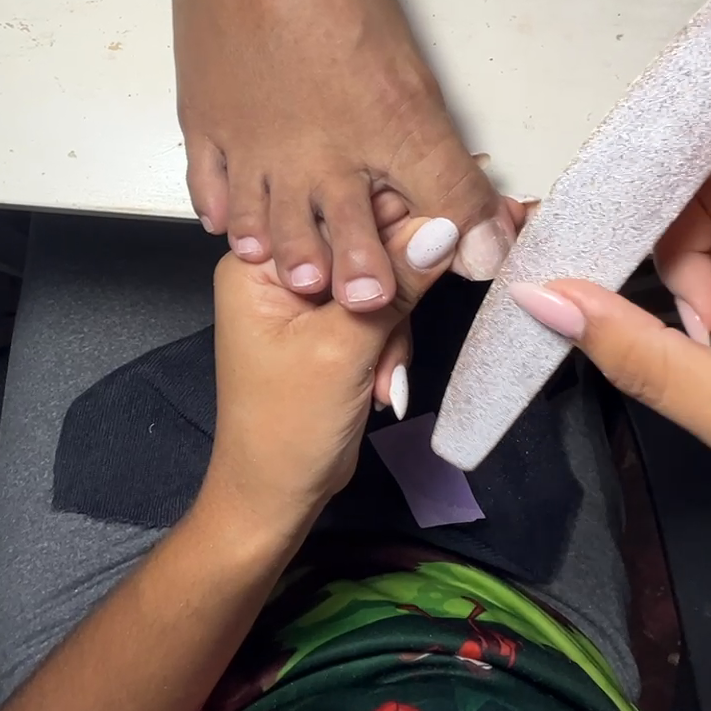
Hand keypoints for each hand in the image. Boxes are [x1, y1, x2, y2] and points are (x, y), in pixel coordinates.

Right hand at [150, 0, 513, 312]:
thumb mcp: (417, 93)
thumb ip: (448, 181)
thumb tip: (492, 258)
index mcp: (347, 162)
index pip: (377, 242)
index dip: (391, 275)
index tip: (397, 301)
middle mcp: (290, 164)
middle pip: (312, 237)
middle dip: (335, 271)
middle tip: (342, 296)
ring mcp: (237, 136)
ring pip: (257, 216)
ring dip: (276, 246)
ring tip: (288, 269)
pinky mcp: (198, 107)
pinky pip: (202, 178)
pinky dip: (215, 204)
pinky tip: (220, 217)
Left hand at [204, 213, 460, 528]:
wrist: (277, 495)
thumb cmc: (289, 423)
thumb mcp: (344, 347)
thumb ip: (396, 284)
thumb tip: (443, 226)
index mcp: (260, 263)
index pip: (335, 216)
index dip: (395, 223)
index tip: (451, 231)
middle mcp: (280, 273)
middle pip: (362, 249)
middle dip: (397, 294)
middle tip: (427, 309)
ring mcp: (304, 304)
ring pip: (377, 286)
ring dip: (393, 334)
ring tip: (385, 381)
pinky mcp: (327, 329)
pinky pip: (375, 316)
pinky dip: (387, 349)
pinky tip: (385, 387)